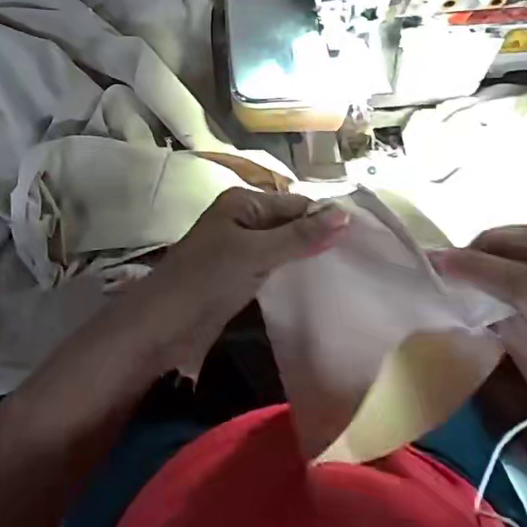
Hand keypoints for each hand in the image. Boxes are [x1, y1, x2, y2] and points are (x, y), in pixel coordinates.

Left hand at [136, 188, 348, 371]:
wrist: (163, 324)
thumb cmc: (208, 279)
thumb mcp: (257, 253)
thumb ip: (300, 236)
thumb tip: (346, 214)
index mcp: (242, 202)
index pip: (295, 204)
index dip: (325, 219)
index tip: (363, 239)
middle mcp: (240, 218)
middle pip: (289, 222)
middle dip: (317, 238)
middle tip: (360, 258)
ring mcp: (237, 246)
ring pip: (281, 245)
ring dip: (305, 256)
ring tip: (345, 271)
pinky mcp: (236, 274)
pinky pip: (271, 265)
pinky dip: (290, 271)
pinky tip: (313, 284)